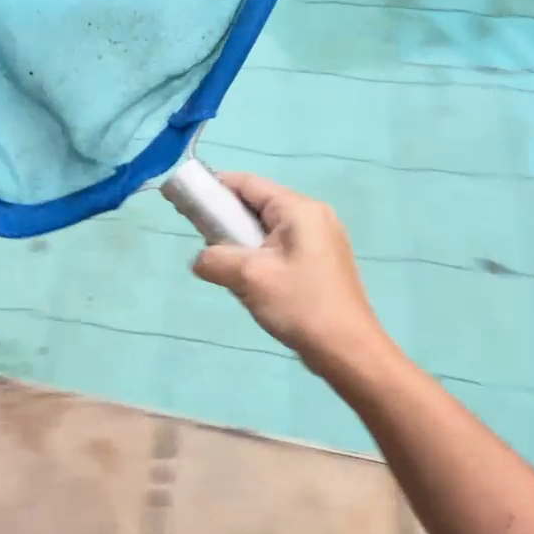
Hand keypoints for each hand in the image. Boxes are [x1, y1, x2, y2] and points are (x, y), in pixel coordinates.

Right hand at [191, 173, 399, 382]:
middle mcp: (313, 216)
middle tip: (199, 235)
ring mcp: (320, 239)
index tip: (186, 199)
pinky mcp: (320, 262)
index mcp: (299, 209)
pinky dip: (257, 254)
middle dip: (226, 217)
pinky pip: (280, 246)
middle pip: (258, 204)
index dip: (215, 186)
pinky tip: (247, 278)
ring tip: (222, 263)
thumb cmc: (300, 305)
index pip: (249, 183)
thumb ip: (214, 259)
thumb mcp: (248, 277)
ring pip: (267, 228)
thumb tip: (200, 260)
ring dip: (240, 240)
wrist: (347, 350)